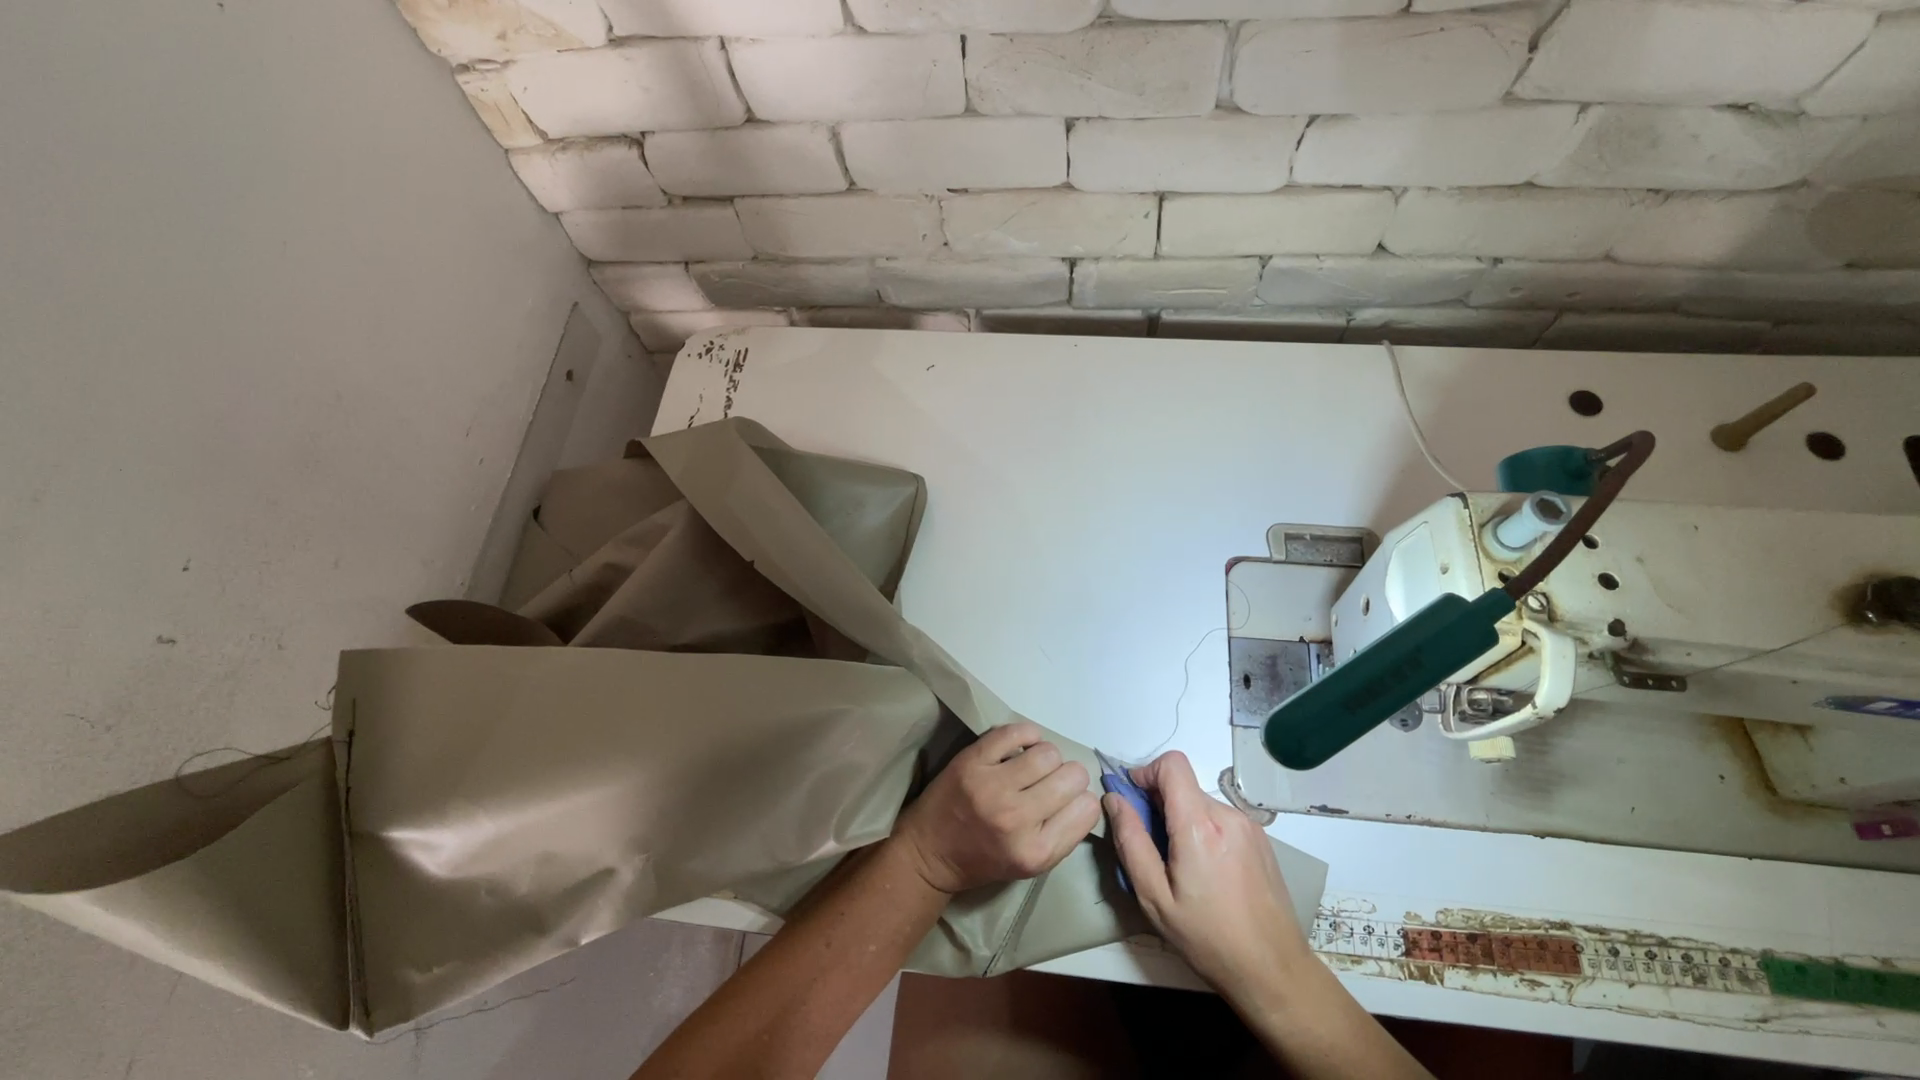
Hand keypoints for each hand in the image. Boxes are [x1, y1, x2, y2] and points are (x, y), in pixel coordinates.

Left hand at [891, 722, 1101, 894]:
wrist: (930, 852)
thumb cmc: (985, 860)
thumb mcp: (1033, 864)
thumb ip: (1064, 834)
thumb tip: (1085, 795)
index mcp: (1036, 851)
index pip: (1087, 807)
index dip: (1080, 800)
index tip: (1065, 802)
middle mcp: (1017, 818)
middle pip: (1073, 776)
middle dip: (1067, 777)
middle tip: (1048, 783)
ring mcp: (992, 787)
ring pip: (1048, 752)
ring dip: (1045, 757)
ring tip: (1031, 767)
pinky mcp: (971, 762)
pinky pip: (1015, 732)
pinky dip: (1025, 735)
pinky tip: (1019, 748)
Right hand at [1104, 751, 1309, 996]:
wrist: (1273, 969)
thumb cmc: (1208, 937)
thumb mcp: (1154, 897)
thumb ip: (1131, 842)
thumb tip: (1114, 800)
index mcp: (1201, 825)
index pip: (1172, 765)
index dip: (1146, 773)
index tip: (1132, 800)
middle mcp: (1229, 816)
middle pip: (1184, 786)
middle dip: (1159, 805)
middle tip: (1150, 847)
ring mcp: (1249, 826)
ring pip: (1201, 804)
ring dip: (1181, 820)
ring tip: (1178, 867)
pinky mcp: (1260, 840)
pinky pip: (1221, 819)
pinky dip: (1203, 831)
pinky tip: (1205, 872)